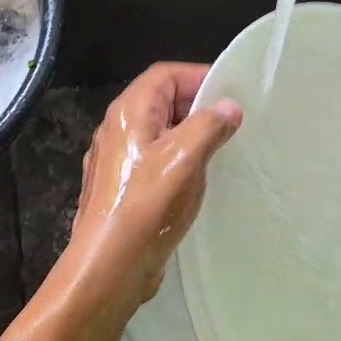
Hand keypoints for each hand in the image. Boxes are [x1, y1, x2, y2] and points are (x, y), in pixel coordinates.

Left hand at [61, 63, 242, 311]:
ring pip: (158, 132)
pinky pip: (153, 160)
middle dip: (197, 106)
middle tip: (231, 123)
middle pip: (160, 100)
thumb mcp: (186, 158)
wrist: (108, 266)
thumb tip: (228, 107)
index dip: (198, 76)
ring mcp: (116, 159)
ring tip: (221, 150)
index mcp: (129, 112)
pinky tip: (196, 181)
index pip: (165, 74)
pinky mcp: (121, 188)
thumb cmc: (147, 206)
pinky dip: (177, 160)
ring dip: (189, 135)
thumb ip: (209, 125)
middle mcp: (117, 128)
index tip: (232, 93)